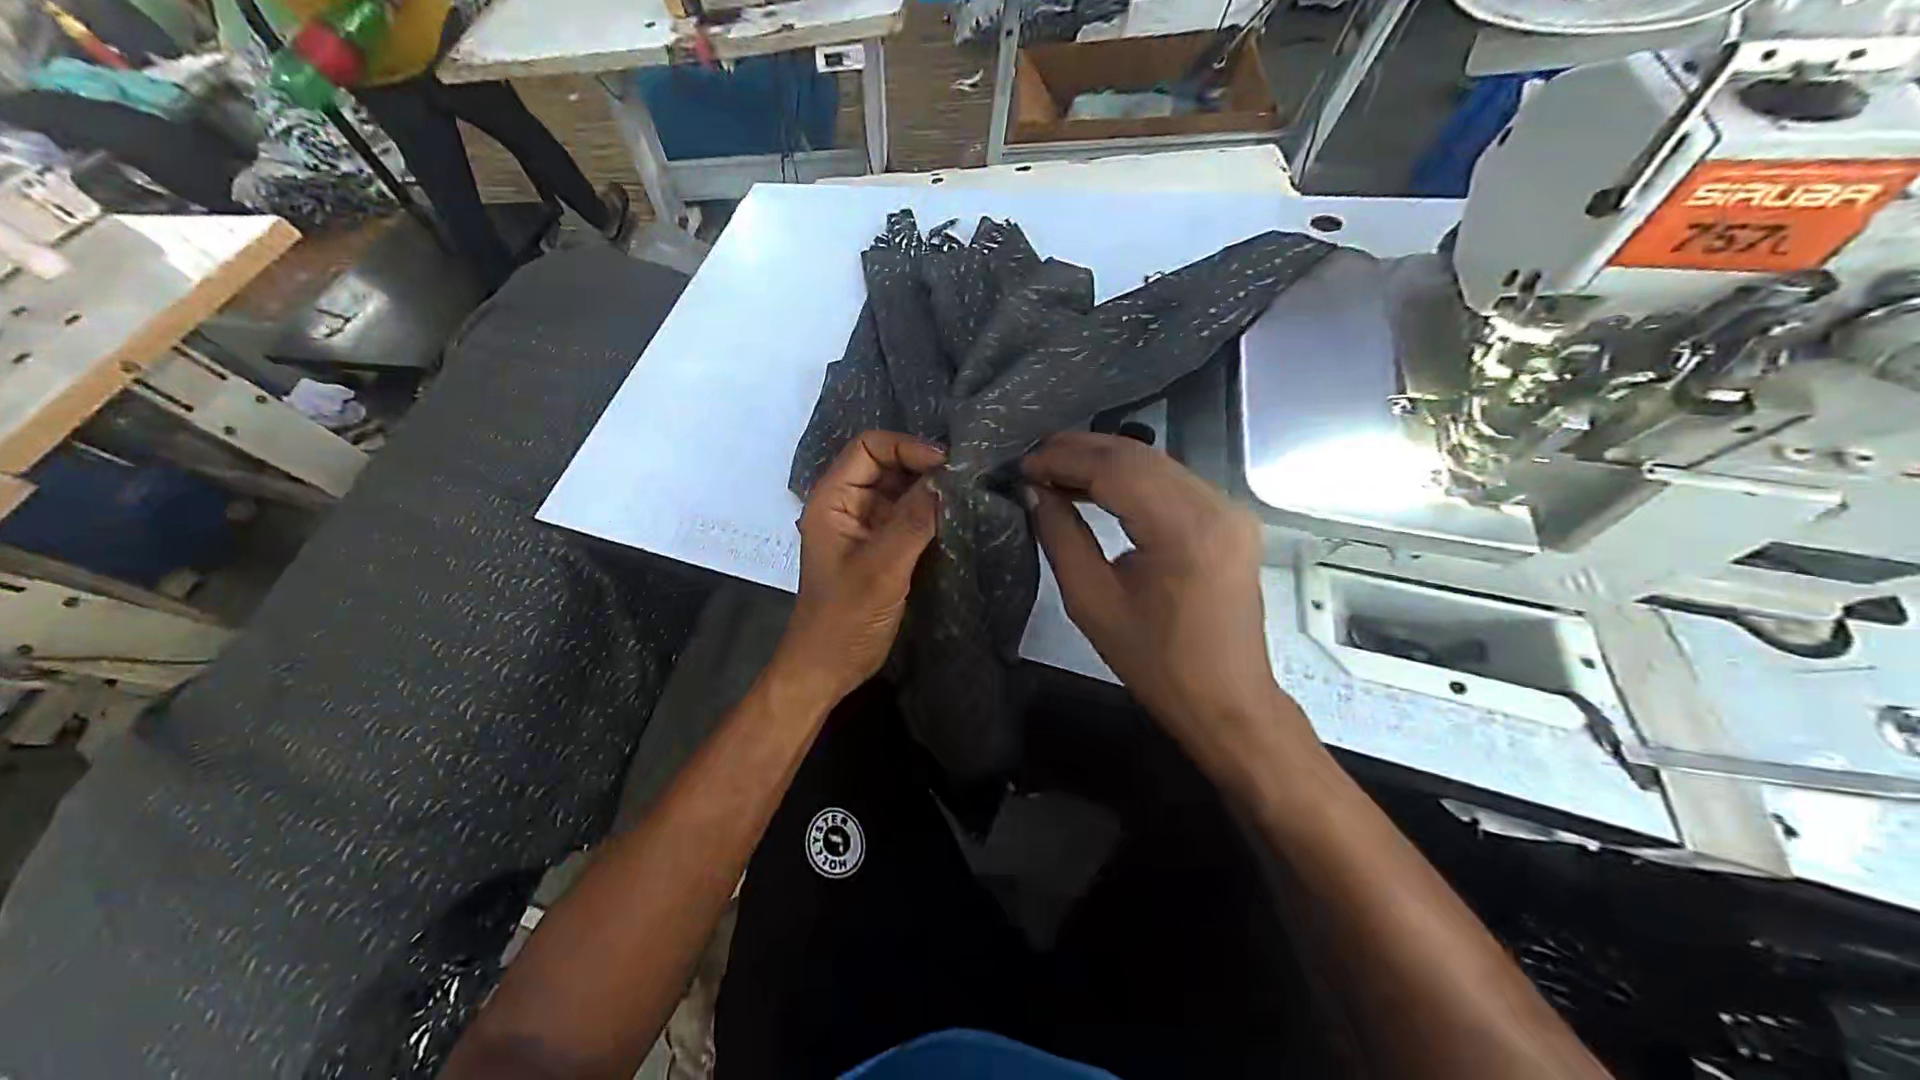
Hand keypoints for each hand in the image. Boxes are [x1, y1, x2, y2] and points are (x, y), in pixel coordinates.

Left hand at [775, 431, 942, 704]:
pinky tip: (959, 517)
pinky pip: (910, 517)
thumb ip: (914, 522)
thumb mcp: (881, 569)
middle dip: (924, 466)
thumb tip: (948, 480)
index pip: (868, 447)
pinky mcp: (884, 547)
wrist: (828, 667)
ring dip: (932, 490)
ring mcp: (867, 526)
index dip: (906, 446)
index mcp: (833, 499)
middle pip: (888, 464)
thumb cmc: (844, 618)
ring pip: (902, 490)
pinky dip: (933, 514)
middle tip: (965, 477)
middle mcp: (849, 504)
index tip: (945, 465)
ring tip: (968, 493)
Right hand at [1023, 433, 1308, 772]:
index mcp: (1184, 529)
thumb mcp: (1092, 601)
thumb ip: (1061, 536)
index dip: (1063, 459)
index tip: (1022, 465)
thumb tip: (1035, 492)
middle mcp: (1216, 505)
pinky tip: (1096, 487)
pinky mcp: (1230, 518)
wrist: (1225, 700)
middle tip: (1033, 461)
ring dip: (1103, 461)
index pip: (1116, 469)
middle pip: (1139, 455)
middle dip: (1080, 451)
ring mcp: (1229, 509)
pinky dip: (1130, 478)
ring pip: (1156, 463)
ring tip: (1055, 471)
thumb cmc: (1155, 663)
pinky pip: (1172, 482)